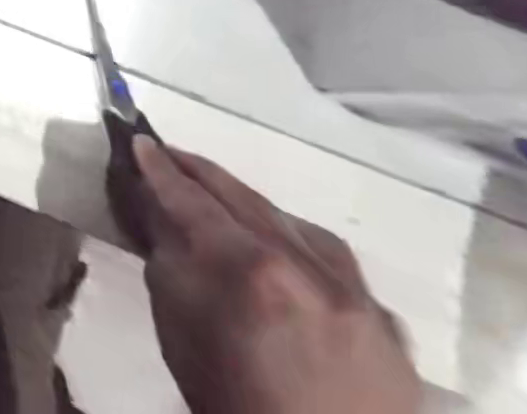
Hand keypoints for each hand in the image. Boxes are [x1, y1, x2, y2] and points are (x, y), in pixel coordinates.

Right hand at [133, 137, 421, 413]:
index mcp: (247, 266)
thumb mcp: (173, 311)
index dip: (161, 168)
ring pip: (294, 223)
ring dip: (249, 201)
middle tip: (169, 153)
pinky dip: (296, 240)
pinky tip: (279, 243)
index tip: (141, 140)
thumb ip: (167, 248)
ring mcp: (356, 294)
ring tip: (219, 194)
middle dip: (201, 172)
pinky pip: (336, 262)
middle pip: (244, 199)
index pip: (191, 198)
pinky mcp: (386, 322)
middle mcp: (307, 267)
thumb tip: (158, 203)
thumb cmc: (221, 385)